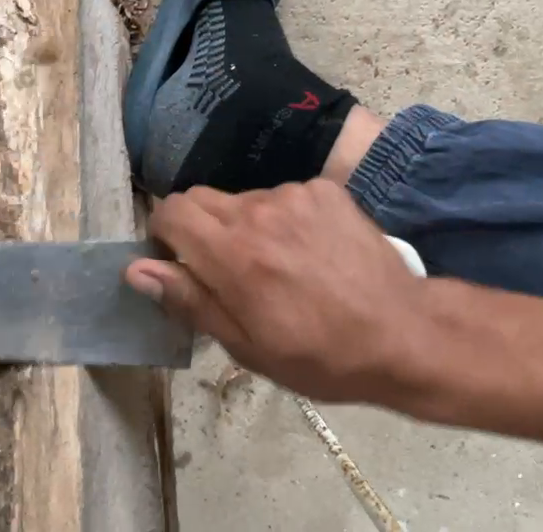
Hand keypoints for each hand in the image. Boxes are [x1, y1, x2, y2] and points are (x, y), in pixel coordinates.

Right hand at [124, 179, 428, 403]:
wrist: (406, 335)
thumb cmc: (319, 354)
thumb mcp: (246, 345)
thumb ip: (188, 298)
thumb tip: (136, 269)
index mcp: (231, 253)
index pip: (170, 211)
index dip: (165, 234)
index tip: (182, 262)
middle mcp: (255, 211)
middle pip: (200, 198)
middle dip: (200, 227)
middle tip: (229, 268)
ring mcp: (292, 195)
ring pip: (243, 198)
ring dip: (246, 223)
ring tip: (280, 262)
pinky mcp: (323, 189)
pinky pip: (283, 195)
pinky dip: (285, 217)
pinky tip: (311, 249)